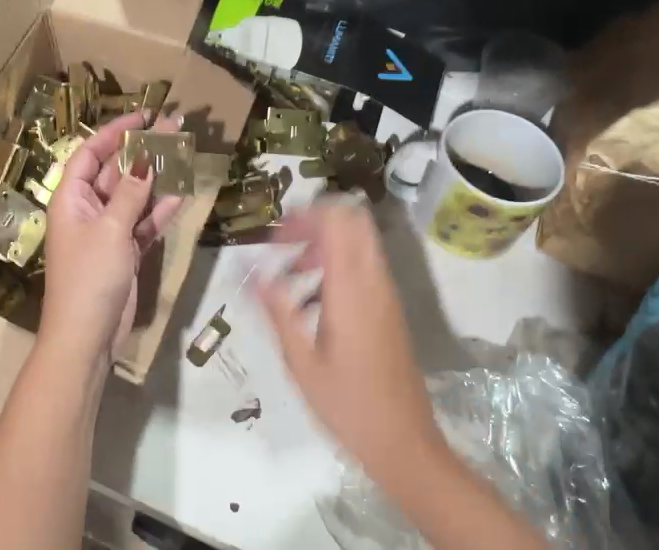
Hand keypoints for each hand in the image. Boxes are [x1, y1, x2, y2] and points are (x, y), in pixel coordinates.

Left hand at [40, 113, 186, 362]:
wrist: (86, 337)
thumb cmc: (89, 277)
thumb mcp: (110, 230)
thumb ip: (130, 194)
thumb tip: (144, 159)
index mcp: (71, 199)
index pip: (90, 154)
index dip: (113, 132)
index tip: (142, 116)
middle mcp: (87, 210)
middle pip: (115, 171)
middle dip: (142, 150)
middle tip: (173, 127)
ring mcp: (107, 232)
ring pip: (133, 195)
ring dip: (156, 176)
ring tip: (184, 151)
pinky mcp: (124, 253)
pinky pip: (143, 223)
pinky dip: (160, 210)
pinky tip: (182, 192)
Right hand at [255, 204, 442, 474]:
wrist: (405, 444)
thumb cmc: (348, 406)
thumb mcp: (301, 363)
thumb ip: (278, 311)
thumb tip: (253, 272)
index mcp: (351, 290)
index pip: (338, 221)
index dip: (304, 215)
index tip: (274, 236)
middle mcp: (374, 282)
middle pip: (352, 221)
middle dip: (314, 222)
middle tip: (282, 245)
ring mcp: (387, 294)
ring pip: (359, 241)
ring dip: (325, 244)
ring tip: (291, 273)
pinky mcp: (391, 309)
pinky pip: (365, 265)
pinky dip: (338, 264)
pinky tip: (313, 298)